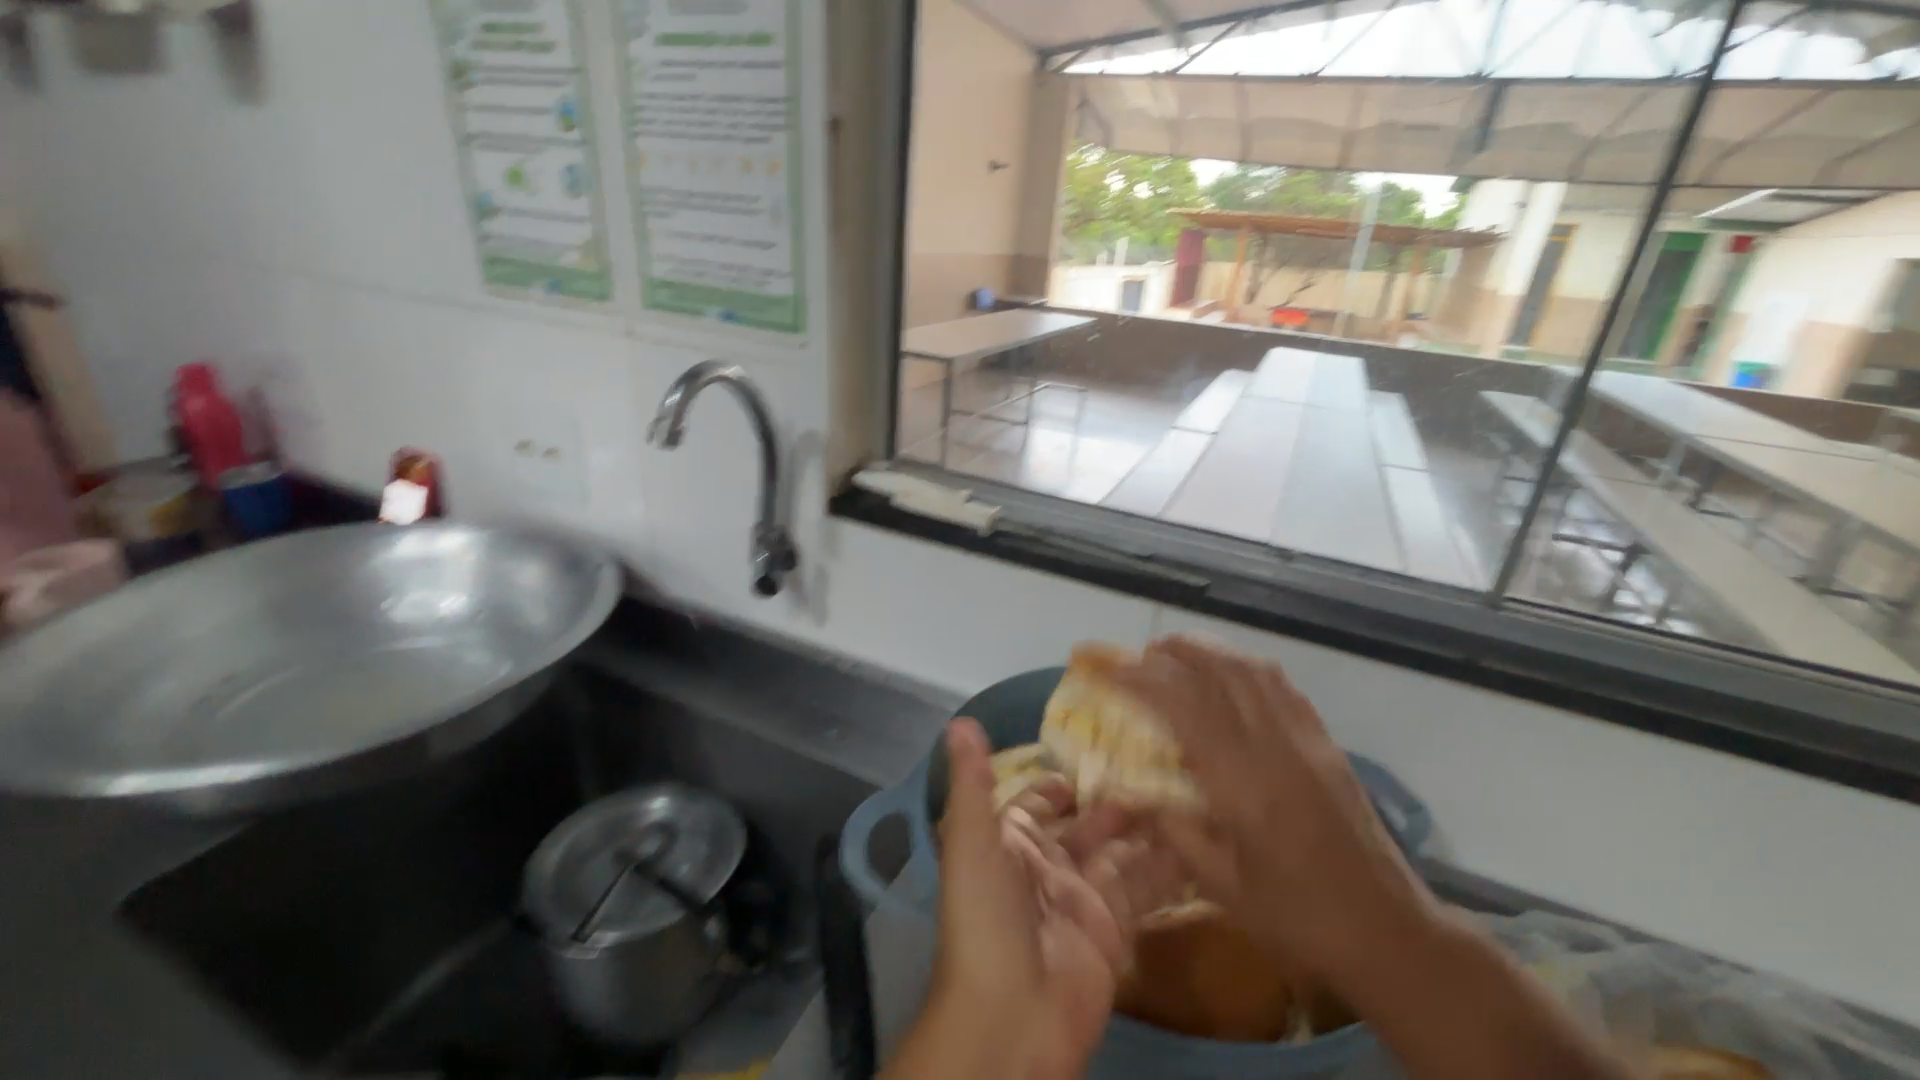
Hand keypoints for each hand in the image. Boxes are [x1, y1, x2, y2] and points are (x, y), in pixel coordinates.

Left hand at [927, 719, 1184, 1079]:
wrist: (1010, 1014)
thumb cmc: (986, 918)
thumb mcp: (970, 842)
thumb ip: (972, 782)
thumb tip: (960, 721)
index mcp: (1010, 844)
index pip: (1036, 802)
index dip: (1062, 779)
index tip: (1101, 745)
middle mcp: (1047, 867)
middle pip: (1087, 826)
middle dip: (1116, 800)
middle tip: (1162, 765)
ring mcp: (1083, 900)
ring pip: (1122, 854)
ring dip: (1150, 828)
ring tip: (1191, 791)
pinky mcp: (1115, 930)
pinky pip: (1145, 891)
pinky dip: (1170, 869)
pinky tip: (1201, 840)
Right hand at [1108, 637, 1440, 986]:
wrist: (1387, 930)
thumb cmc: (1297, 918)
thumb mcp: (1222, 887)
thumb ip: (1175, 831)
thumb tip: (1133, 793)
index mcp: (1243, 783)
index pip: (1184, 708)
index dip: (1142, 680)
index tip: (1109, 668)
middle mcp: (1275, 747)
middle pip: (1224, 673)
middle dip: (1179, 652)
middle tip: (1143, 652)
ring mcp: (1307, 741)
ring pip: (1257, 673)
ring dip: (1215, 651)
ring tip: (1181, 652)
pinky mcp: (1329, 746)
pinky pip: (1286, 689)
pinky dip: (1251, 669)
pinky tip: (1235, 675)